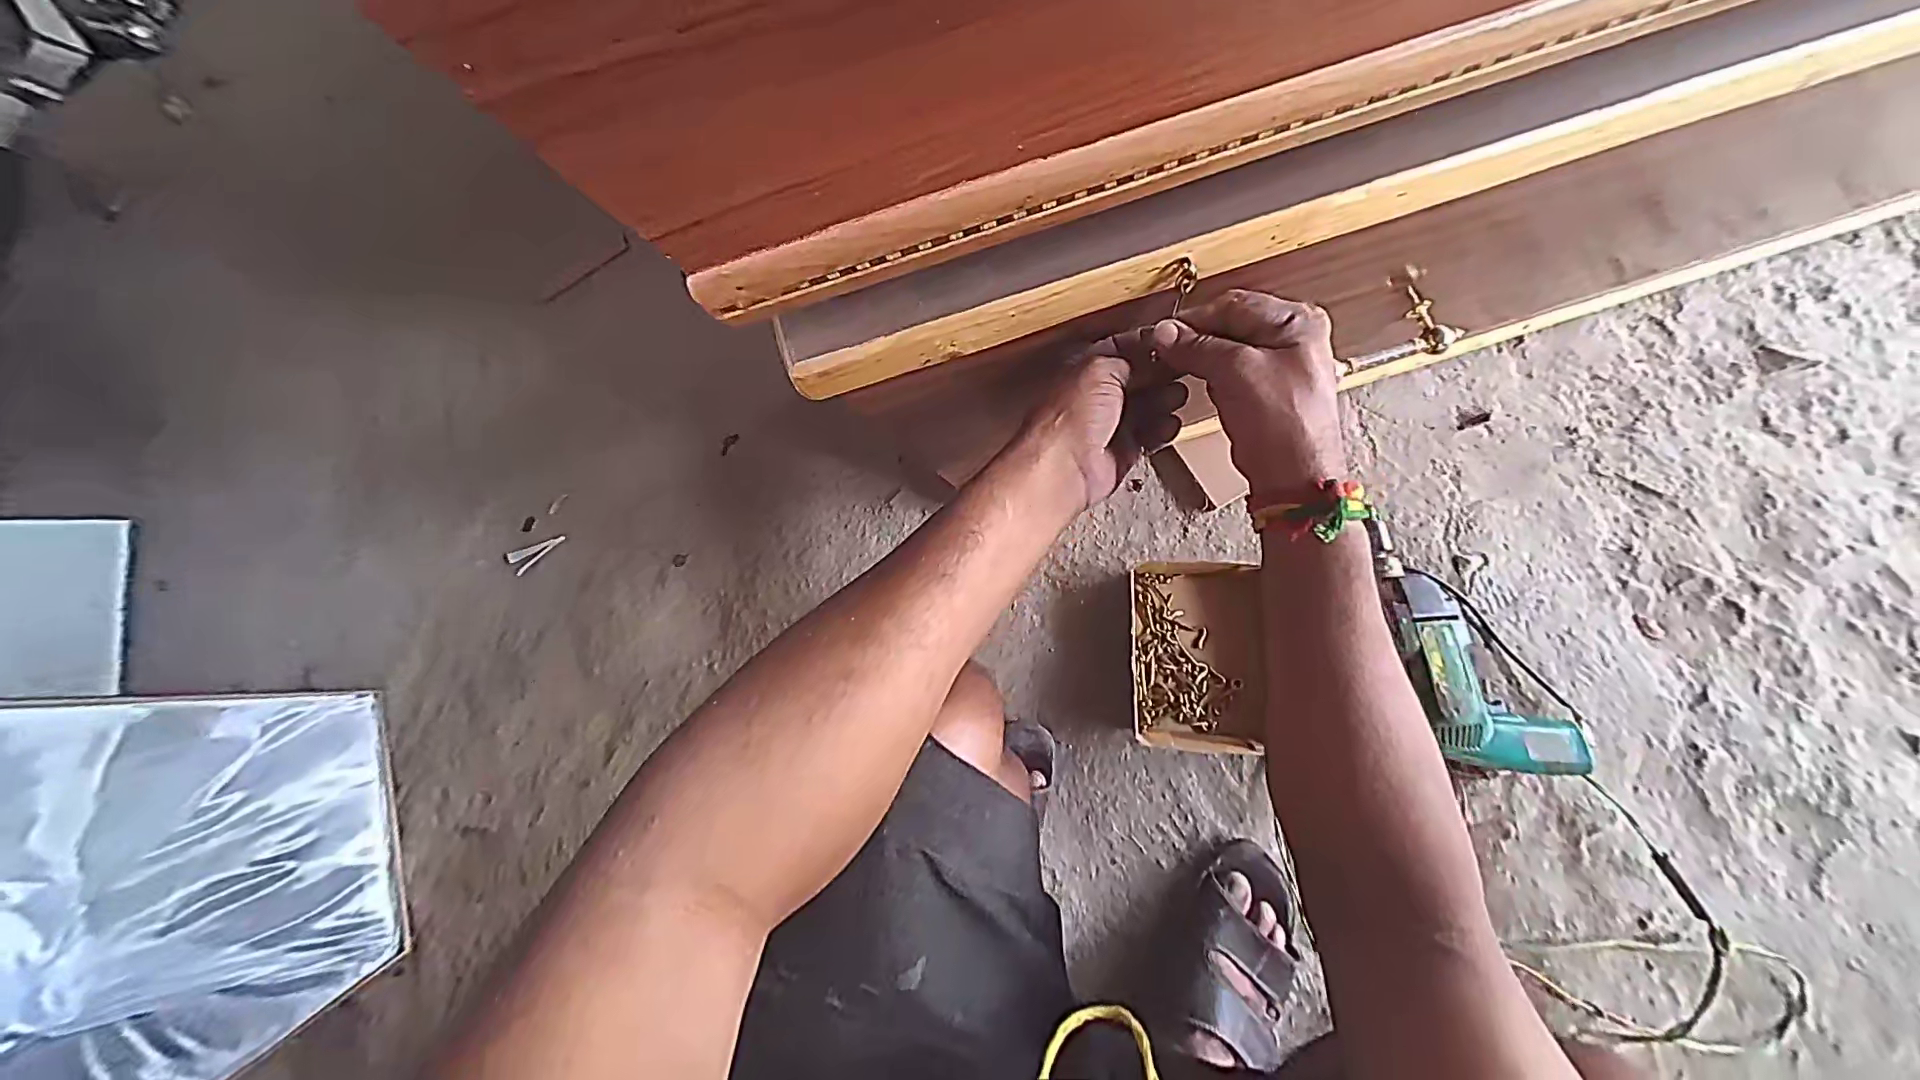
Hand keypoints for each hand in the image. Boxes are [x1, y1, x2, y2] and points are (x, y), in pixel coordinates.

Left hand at [1016, 328, 1188, 508]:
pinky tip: (1170, 423)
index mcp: (1081, 370)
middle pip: (1135, 380)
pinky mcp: (1118, 453)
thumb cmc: (1067, 420)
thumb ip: (1129, 358)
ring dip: (1164, 401)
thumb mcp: (1102, 369)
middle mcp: (1092, 397)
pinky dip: (1161, 430)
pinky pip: (1146, 437)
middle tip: (1183, 370)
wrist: (1063, 469)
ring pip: (1144, 408)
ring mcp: (1105, 426)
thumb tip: (1148, 356)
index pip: (1119, 349)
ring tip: (1178, 396)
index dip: (1145, 346)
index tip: (1171, 343)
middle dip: (1160, 375)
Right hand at [1149, 290, 1345, 500]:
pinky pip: (1229, 372)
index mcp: (1299, 322)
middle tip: (1165, 350)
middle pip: (1231, 324)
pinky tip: (1198, 384)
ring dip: (1200, 357)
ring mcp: (1278, 365)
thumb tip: (1166, 333)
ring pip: (1227, 349)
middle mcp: (1293, 338)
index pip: (1234, 304)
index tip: (1163, 334)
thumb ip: (1200, 347)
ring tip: (1177, 366)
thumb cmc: (1285, 425)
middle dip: (1197, 338)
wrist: (1293, 475)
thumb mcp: (1237, 372)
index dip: (1195, 319)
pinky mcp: (1263, 391)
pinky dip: (1210, 375)